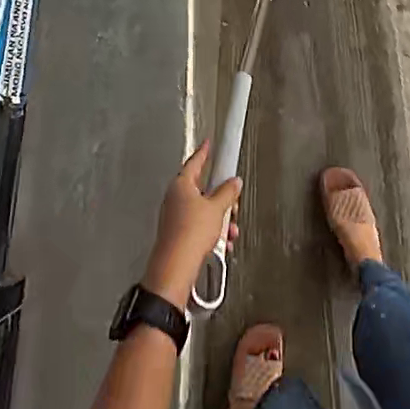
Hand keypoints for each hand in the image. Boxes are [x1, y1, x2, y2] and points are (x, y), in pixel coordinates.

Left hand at [141, 142, 242, 308]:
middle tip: (232, 202)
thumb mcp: (217, 209)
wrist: (177, 264)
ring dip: (220, 218)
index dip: (204, 152)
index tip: (208, 144)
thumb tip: (233, 183)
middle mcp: (175, 197)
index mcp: (181, 184)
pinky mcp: (179, 231)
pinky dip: (213, 230)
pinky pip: (200, 225)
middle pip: (203, 188)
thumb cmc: (190, 233)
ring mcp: (176, 214)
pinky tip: (222, 240)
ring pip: (204, 209)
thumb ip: (227, 193)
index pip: (195, 162)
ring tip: (229, 228)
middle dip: (221, 197)